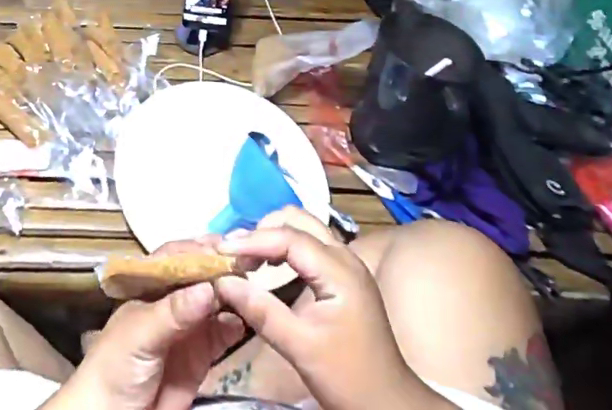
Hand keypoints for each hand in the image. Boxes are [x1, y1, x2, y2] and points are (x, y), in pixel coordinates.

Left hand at [48, 241, 244, 409]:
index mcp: (152, 284)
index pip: (178, 257)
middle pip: (202, 274)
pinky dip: (237, 324)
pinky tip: (246, 320)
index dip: (201, 250)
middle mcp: (173, 298)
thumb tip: (209, 288)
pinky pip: (224, 332)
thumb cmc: (114, 367)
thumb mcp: (140, 334)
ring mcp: (190, 325)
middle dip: (224, 267)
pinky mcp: (203, 353)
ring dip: (235, 293)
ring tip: (252, 290)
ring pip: (217, 300)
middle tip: (249, 263)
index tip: (226, 247)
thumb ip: (173, 312)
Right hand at [215, 208, 444, 409]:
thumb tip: (224, 282)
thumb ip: (261, 312)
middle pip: (299, 220)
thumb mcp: (300, 348)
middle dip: (263, 230)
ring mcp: (348, 263)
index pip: (289, 237)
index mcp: (339, 270)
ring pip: (306, 228)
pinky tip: (270, 264)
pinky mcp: (345, 275)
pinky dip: (286, 246)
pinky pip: (311, 244)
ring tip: (247, 257)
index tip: (222, 250)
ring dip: (275, 234)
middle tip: (234, 253)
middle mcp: (345, 256)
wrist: (389, 404)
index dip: (253, 240)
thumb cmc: (348, 377)